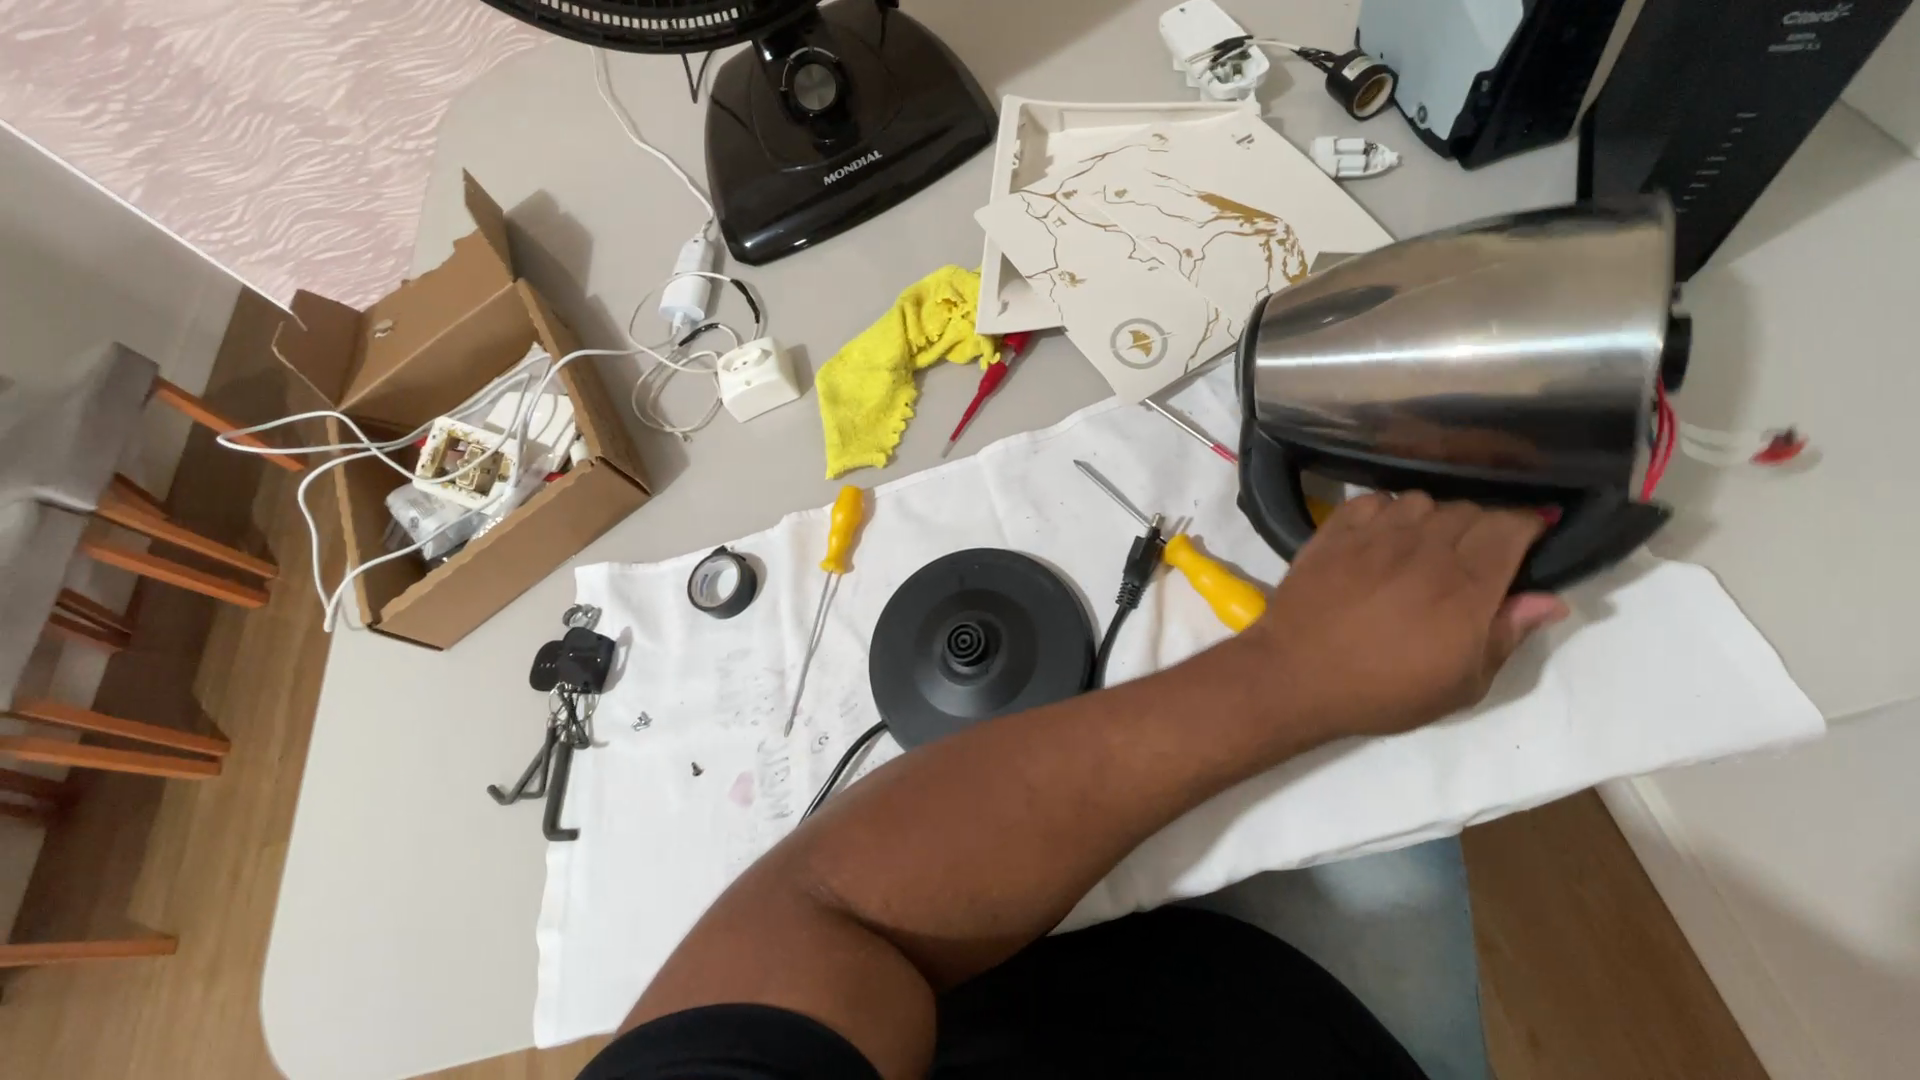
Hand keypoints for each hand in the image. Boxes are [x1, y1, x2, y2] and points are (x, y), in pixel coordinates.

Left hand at [1247, 493, 1568, 740]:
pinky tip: (1381, 537)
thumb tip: (1551, 599)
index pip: (1512, 525)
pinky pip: (1372, 501)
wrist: (1295, 676)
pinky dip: (1385, 511)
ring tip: (1423, 547)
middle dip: (1482, 526)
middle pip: (1469, 510)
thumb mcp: (1461, 683)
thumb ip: (1507, 634)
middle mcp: (1423, 547)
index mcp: (1466, 583)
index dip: (1527, 527)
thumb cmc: (1382, 691)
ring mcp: (1373, 535)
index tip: (1529, 542)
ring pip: (1421, 500)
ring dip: (1432, 518)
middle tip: (1472, 558)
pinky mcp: (1333, 533)